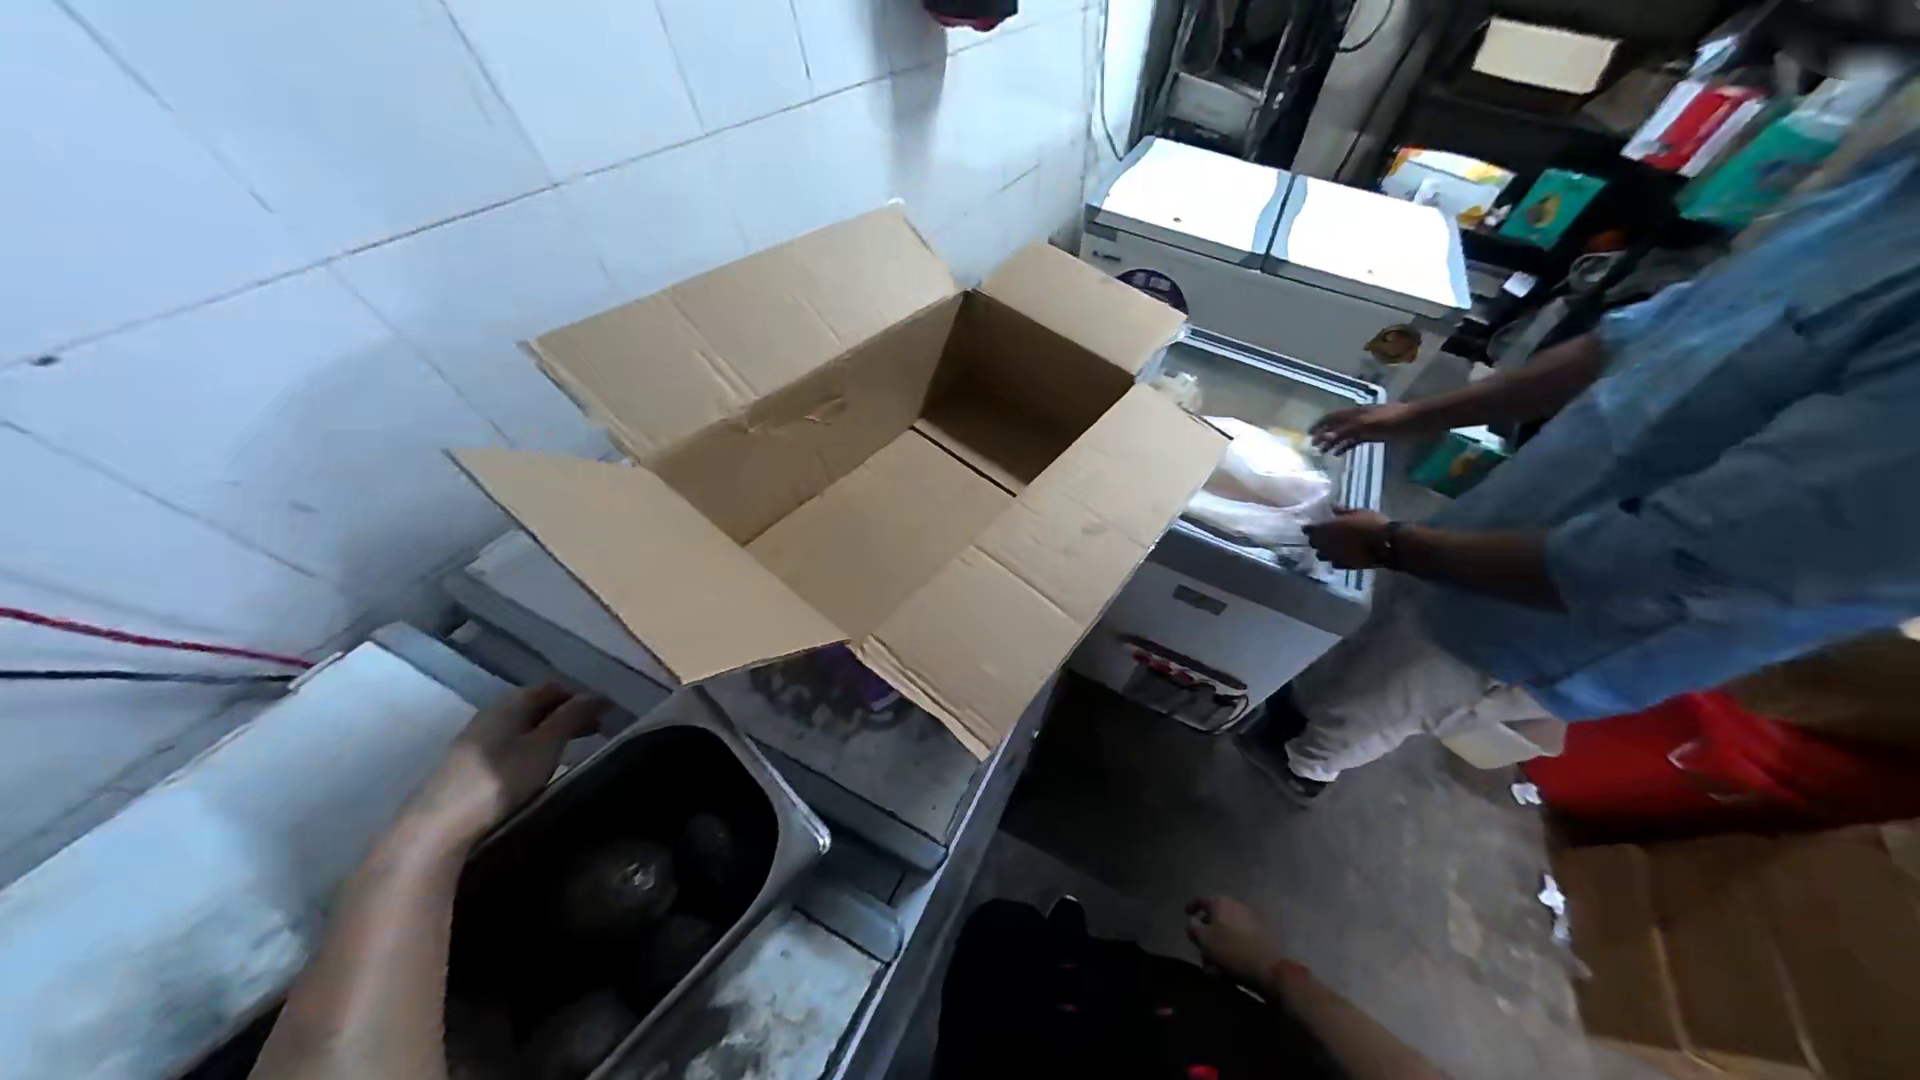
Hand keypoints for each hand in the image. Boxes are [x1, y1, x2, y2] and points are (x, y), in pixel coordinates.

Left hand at [410, 684, 605, 847]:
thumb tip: (597, 695)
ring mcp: (477, 738)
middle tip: (599, 728)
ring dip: (553, 730)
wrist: (437, 826)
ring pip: (525, 724)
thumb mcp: (545, 745)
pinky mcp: (469, 764)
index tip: (607, 711)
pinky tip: (542, 762)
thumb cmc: (500, 778)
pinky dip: (535, 744)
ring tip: (576, 746)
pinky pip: (513, 742)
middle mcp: (493, 713)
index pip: (555, 687)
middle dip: (569, 712)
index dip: (582, 695)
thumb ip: (572, 717)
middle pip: (539, 704)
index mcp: (512, 702)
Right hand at [1187, 896, 1285, 987]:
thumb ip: (1192, 927)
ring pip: (1227, 930)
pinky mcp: (1261, 934)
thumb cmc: (1230, 950)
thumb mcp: (1203, 939)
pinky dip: (1231, 947)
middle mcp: (1235, 906)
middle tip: (1201, 946)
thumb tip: (1192, 921)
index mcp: (1220, 903)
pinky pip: (1239, 938)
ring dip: (1218, 943)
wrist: (1269, 967)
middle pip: (1215, 916)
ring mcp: (1249, 920)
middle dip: (1206, 932)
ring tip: (1214, 964)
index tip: (1186, 914)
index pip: (1201, 900)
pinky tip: (1228, 965)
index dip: (1191, 906)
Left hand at [1304, 508, 1389, 568]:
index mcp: (1324, 529)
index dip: (1310, 527)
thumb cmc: (1371, 523)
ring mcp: (1332, 556)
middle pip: (1313, 542)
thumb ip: (1341, 511)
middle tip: (1323, 535)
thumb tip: (1332, 507)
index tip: (1313, 525)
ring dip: (1324, 551)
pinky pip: (1334, 563)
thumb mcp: (1357, 512)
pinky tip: (1342, 556)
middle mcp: (1323, 544)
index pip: (1308, 529)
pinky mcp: (1343, 566)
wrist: (1385, 544)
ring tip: (1332, 546)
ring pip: (1321, 555)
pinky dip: (1336, 559)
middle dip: (1316, 539)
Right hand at [1310, 403, 1424, 454]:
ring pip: (1344, 434)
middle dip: (1323, 435)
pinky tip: (1339, 454)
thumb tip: (1323, 438)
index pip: (1331, 418)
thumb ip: (1344, 431)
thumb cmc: (1395, 421)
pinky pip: (1355, 441)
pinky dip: (1345, 446)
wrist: (1421, 421)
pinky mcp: (1375, 435)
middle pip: (1335, 426)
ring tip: (1323, 453)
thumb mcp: (1367, 425)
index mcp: (1354, 413)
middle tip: (1313, 447)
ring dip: (1332, 443)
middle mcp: (1358, 419)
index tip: (1308, 435)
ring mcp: (1366, 427)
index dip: (1319, 425)